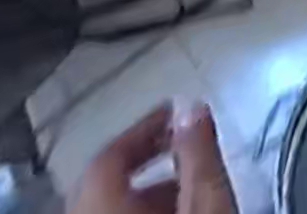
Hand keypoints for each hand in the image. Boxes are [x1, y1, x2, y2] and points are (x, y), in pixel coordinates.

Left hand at [68, 103, 236, 213]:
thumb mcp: (206, 199)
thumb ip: (198, 151)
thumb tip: (192, 104)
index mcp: (101, 208)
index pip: (106, 158)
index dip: (142, 127)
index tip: (178, 107)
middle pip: (101, 181)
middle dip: (144, 153)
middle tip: (183, 135)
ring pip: (104, 204)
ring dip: (144, 183)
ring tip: (188, 177)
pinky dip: (135, 206)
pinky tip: (174, 207)